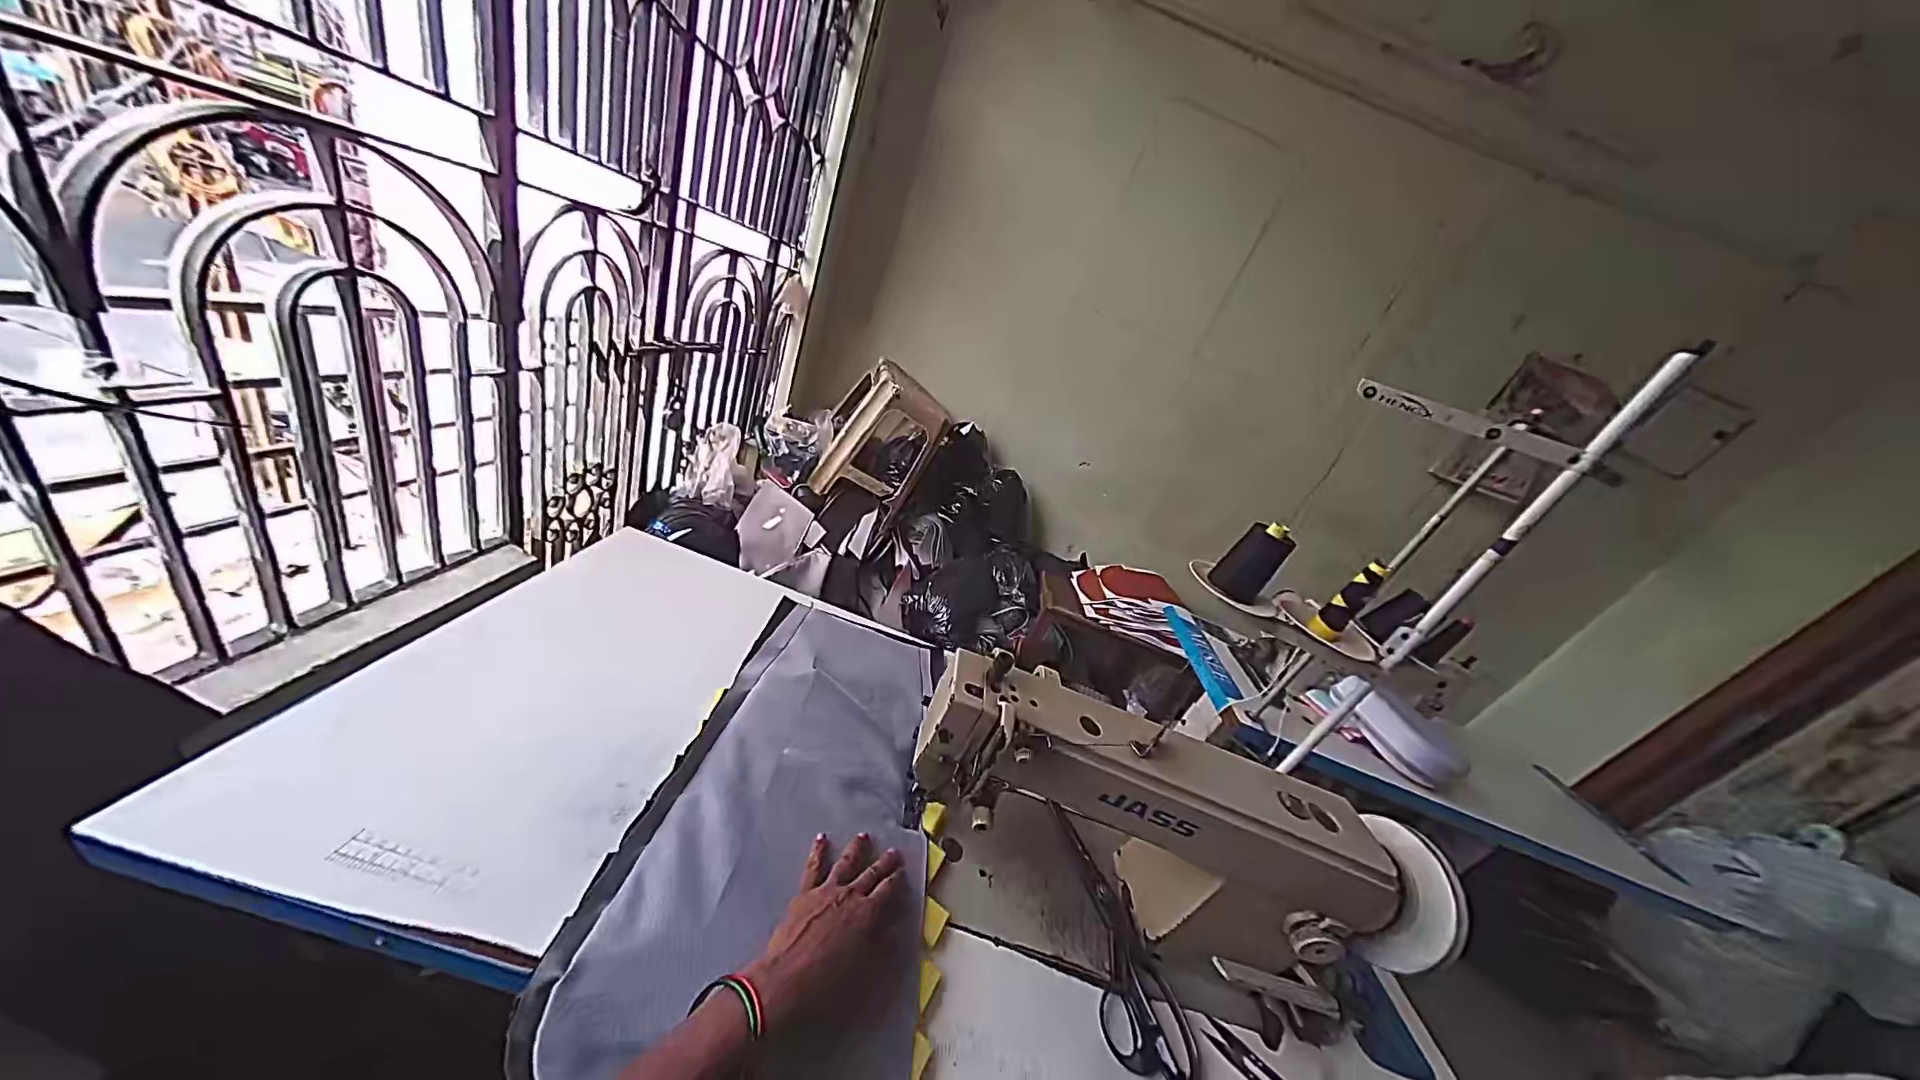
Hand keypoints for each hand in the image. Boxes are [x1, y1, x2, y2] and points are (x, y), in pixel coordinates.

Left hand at [742, 833, 904, 1031]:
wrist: (786, 981)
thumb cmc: (828, 983)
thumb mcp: (865, 970)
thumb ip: (881, 947)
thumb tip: (895, 932)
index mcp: (868, 914)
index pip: (888, 891)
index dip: (897, 881)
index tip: (903, 872)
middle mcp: (850, 896)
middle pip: (871, 874)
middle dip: (884, 863)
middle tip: (894, 851)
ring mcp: (826, 891)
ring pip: (845, 863)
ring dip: (856, 850)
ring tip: (863, 837)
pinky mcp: (804, 893)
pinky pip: (813, 868)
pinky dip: (818, 851)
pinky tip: (821, 839)